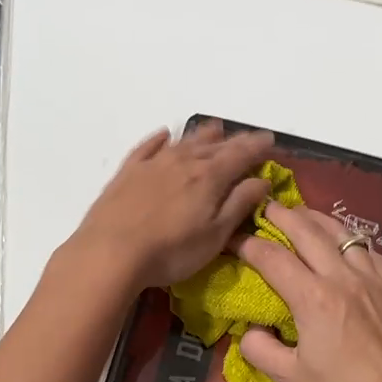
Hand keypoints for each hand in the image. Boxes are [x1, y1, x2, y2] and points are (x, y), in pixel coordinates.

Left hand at [68, 121, 274, 289]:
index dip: (258, 147)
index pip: (241, 154)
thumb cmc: (170, 252)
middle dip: (233, 141)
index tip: (270, 141)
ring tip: (214, 129)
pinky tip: (164, 134)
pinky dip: (160, 139)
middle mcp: (183, 162)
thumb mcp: (214, 235)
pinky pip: (147, 147)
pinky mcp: (127, 173)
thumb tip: (262, 180)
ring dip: (201, 135)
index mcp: (209, 177)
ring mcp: (152, 165)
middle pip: (213, 145)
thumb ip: (239, 204)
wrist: (110, 252)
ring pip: (183, 142)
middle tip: (245, 139)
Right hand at [235, 203, 381, 381]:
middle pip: (309, 232)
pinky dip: (349, 240)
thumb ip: (259, 348)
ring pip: (344, 234)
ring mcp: (373, 282)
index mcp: (314, 299)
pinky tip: (343, 246)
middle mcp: (344, 279)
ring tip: (301, 214)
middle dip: (282, 215)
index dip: (247, 244)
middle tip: (263, 206)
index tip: (231, 239)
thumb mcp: (288, 378)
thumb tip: (251, 329)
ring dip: (318, 219)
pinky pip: (369, 252)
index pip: (272, 258)